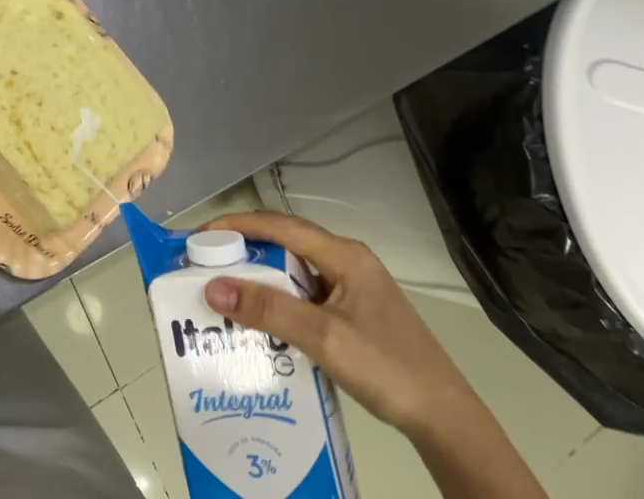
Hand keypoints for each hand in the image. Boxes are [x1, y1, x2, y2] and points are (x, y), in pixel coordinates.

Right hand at [200, 213, 477, 438]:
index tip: (199, 237)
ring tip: (223, 296)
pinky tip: (260, 325)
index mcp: (345, 256)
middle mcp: (348, 263)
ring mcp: (353, 289)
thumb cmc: (387, 368)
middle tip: (204, 269)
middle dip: (243, 253)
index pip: (280, 225)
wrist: (445, 418)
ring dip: (260, 281)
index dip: (237, 225)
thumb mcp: (323, 338)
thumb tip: (211, 287)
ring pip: (294, 273)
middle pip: (286, 245)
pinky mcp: (354, 314)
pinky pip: (305, 297)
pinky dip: (278, 303)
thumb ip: (268, 310)